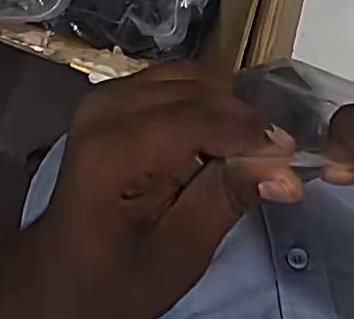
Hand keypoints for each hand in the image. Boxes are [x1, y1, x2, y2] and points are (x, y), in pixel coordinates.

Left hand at [0, 63, 298, 318]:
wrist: (62, 270)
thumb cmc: (116, 277)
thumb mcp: (176, 255)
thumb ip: (225, 200)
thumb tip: (285, 169)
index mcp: (109, 151)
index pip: (189, 121)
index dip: (244, 132)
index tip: (291, 152)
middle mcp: (104, 106)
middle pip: (190, 91)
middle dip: (241, 117)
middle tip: (282, 151)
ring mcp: (106, 93)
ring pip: (185, 77)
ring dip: (225, 104)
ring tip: (258, 142)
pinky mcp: (114, 92)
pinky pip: (171, 80)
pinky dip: (205, 99)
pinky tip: (225, 129)